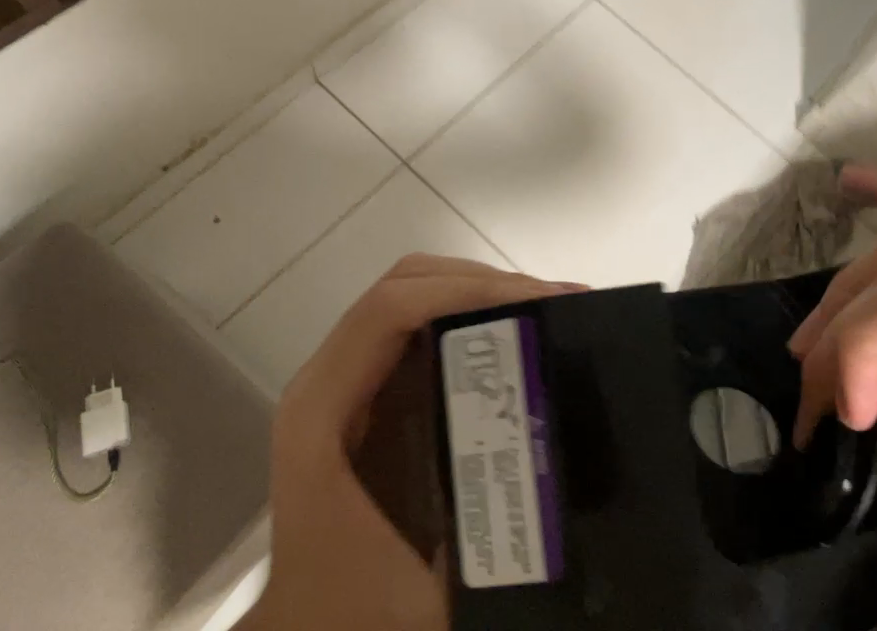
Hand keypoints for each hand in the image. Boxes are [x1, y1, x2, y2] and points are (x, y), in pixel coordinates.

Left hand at [240, 256, 579, 630]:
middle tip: (559, 302)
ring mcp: (345, 379)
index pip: (388, 311)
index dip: (466, 291)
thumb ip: (493, 547)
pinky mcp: (367, 389)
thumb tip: (568, 484)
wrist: (308, 628)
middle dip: (484, 281)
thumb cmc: (356, 612)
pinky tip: (518, 333)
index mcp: (322, 415)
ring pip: (411, 292)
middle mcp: (327, 381)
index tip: (542, 301)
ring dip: (480, 289)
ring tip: (549, 308)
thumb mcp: (430, 598)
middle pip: (402, 284)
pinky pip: (418, 322)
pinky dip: (470, 312)